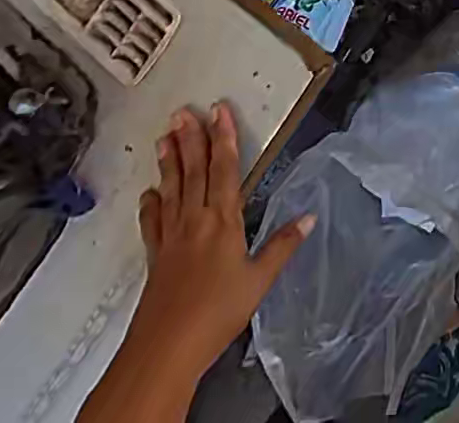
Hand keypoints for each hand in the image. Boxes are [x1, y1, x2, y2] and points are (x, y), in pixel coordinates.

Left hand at [122, 102, 314, 383]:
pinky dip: (150, 204)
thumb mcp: (259, 281)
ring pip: (172, 188)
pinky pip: (152, 221)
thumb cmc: (218, 312)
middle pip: (194, 171)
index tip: (219, 111)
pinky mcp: (155, 255)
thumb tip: (309, 217)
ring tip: (165, 136)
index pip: (224, 169)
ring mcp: (171, 236)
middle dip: (191, 139)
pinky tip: (149, 191)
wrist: (167, 347)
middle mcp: (195, 219)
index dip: (223, 137)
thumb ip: (283, 245)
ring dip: (169, 161)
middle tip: (183, 112)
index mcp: (223, 220)